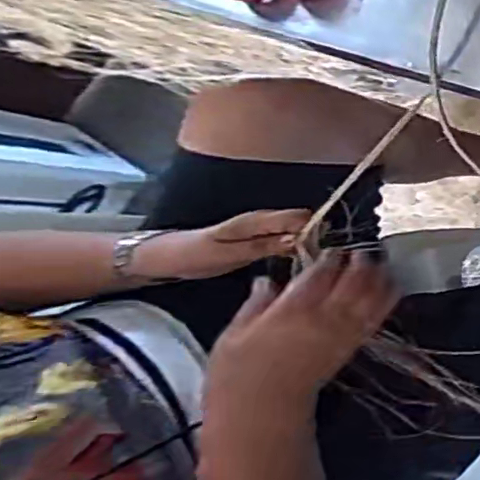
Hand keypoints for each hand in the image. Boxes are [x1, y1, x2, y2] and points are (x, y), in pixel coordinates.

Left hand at [132, 209, 311, 280]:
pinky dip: (297, 246)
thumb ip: (262, 247)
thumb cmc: (192, 256)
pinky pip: (291, 236)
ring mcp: (266, 227)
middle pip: (306, 221)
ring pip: (301, 229)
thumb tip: (298, 240)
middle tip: (310, 260)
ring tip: (305, 262)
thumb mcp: (226, 255)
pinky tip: (294, 259)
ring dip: (307, 243)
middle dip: (315, 237)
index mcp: (258, 220)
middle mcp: (267, 219)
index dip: (314, 231)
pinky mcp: (264, 236)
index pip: (302, 217)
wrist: (164, 257)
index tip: (312, 251)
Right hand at [205, 250, 396, 415]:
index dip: (329, 257)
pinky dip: (389, 293)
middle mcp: (326, 313)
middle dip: (360, 259)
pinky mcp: (358, 340)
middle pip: (356, 276)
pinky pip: (382, 311)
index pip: (321, 272)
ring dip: (379, 273)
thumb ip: (255, 304)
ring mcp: (347, 326)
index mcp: (292, 309)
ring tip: (377, 264)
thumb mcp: (232, 335)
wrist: (262, 410)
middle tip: (359, 252)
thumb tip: (266, 280)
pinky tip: (391, 284)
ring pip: (375, 290)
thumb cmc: (237, 374)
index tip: (331, 249)